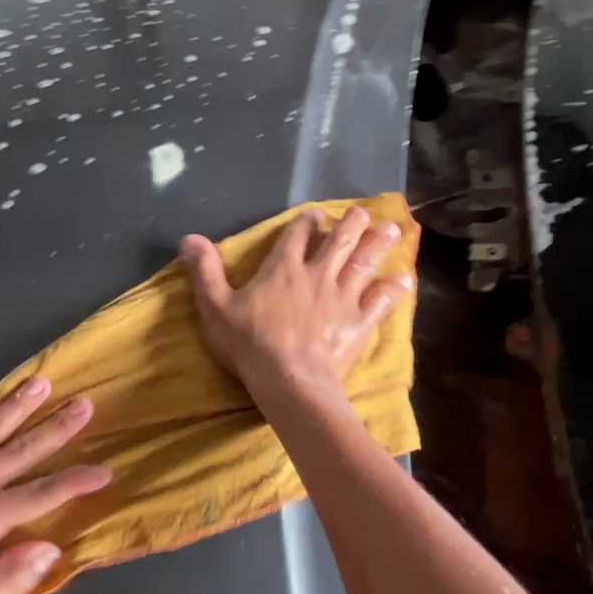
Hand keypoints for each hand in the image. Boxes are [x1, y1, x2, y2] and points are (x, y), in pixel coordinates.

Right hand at [180, 205, 412, 392]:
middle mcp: (316, 276)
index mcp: (282, 269)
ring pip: (363, 264)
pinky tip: (404, 278)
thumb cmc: (249, 344)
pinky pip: (380, 302)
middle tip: (363, 212)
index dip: (306, 223)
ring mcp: (342, 299)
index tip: (316, 214)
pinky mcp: (358, 323)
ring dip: (377, 244)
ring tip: (391, 228)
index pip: (296, 237)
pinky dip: (392, 289)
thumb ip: (205, 271)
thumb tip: (188, 238)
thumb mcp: (216, 306)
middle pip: (338, 243)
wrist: (290, 381)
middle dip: (351, 224)